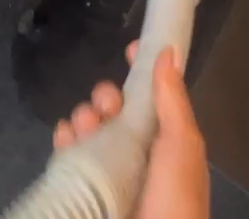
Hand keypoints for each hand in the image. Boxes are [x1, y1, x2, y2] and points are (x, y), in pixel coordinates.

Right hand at [53, 42, 208, 218]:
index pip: (153, 96)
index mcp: (167, 142)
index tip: (129, 48)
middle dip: (106, 96)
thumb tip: (170, 49)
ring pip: (91, 126)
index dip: (142, 69)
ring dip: (85, 115)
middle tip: (107, 104)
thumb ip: (174, 99)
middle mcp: (138, 152)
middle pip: (116, 108)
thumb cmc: (174, 200)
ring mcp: (110, 170)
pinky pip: (70, 152)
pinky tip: (66, 138)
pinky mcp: (85, 187)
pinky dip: (66, 139)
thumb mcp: (182, 147)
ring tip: (85, 126)